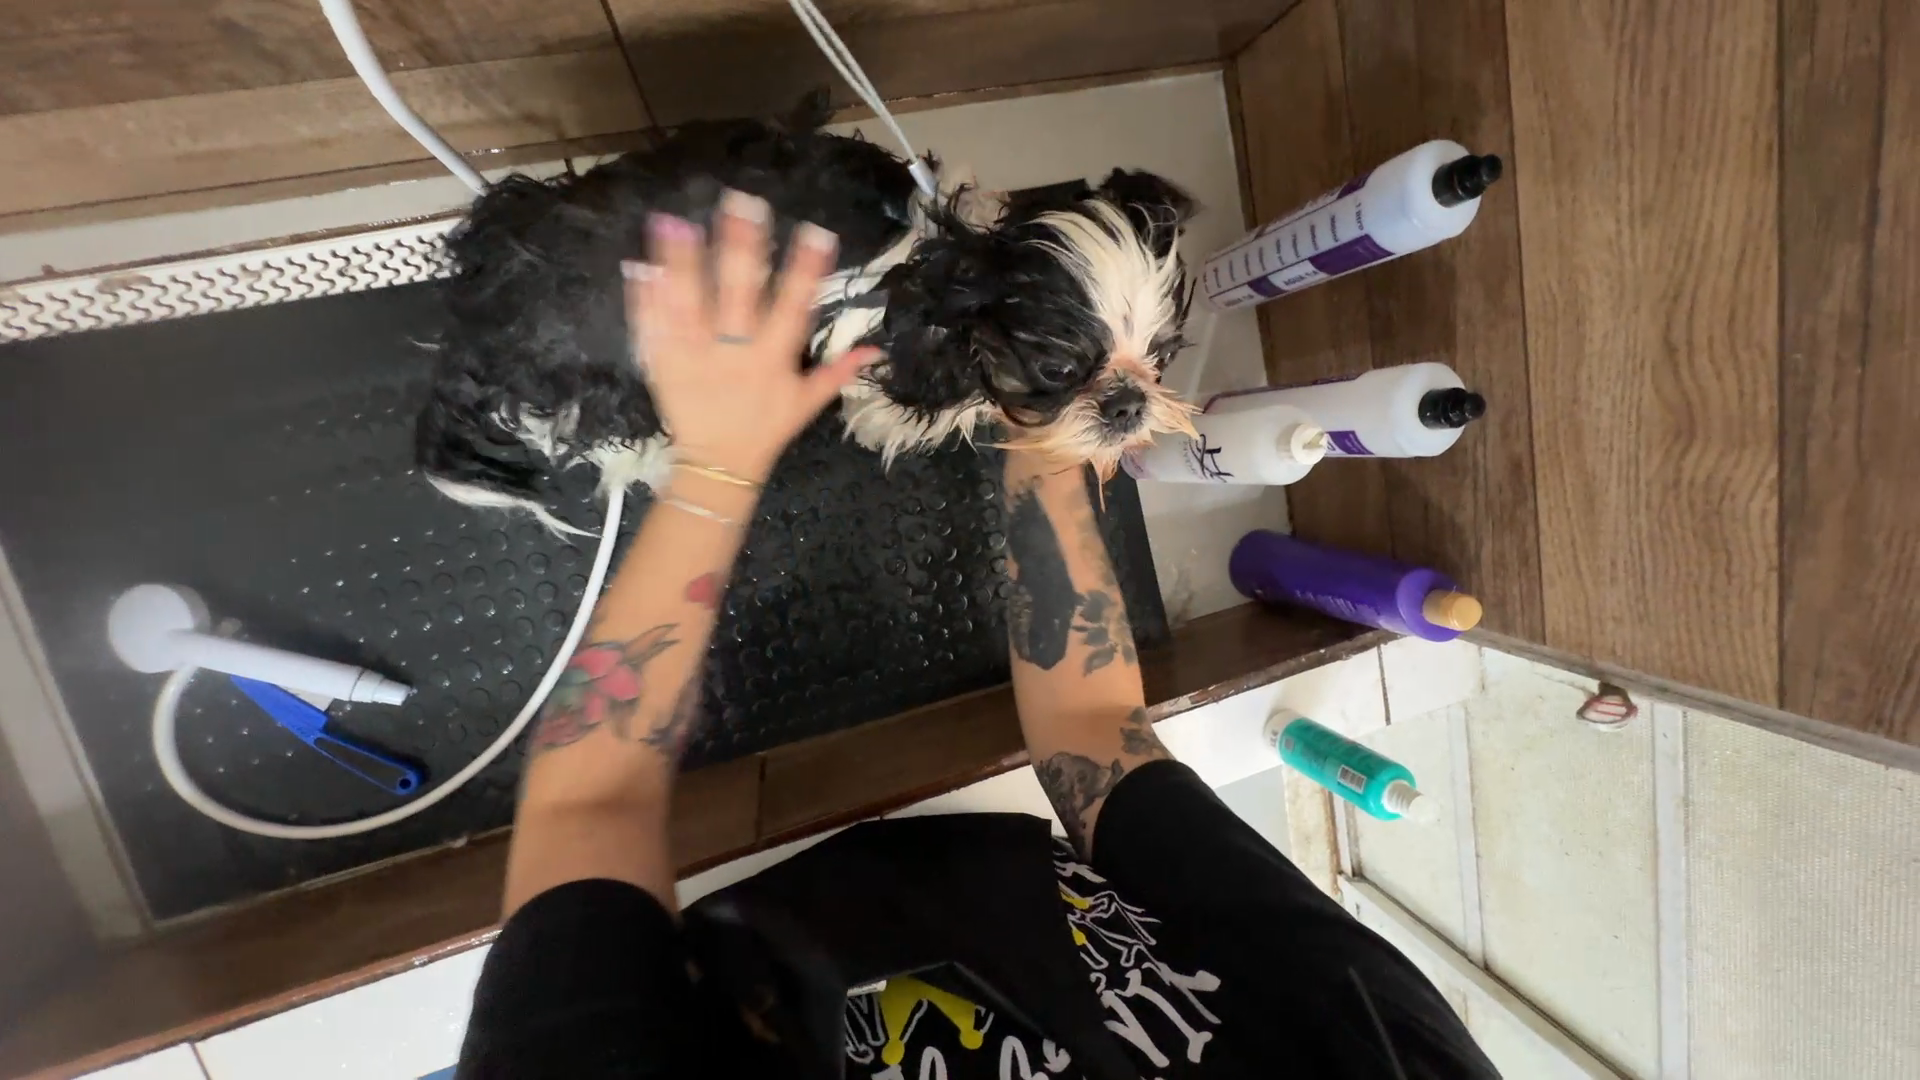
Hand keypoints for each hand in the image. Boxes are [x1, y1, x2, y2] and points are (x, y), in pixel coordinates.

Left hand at [625, 189, 881, 481]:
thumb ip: (837, 372)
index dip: (807, 272)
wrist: (719, 465)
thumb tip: (875, 348)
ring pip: (688, 305)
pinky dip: (645, 299)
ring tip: (676, 221)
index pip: (795, 308)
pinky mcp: (664, 365)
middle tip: (742, 203)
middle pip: (738, 295)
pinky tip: (639, 264)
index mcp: (773, 360)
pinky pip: (653, 329)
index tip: (815, 233)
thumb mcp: (806, 405)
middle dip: (741, 249)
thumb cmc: (766, 430)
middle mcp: (735, 354)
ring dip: (681, 263)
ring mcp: (695, 358)